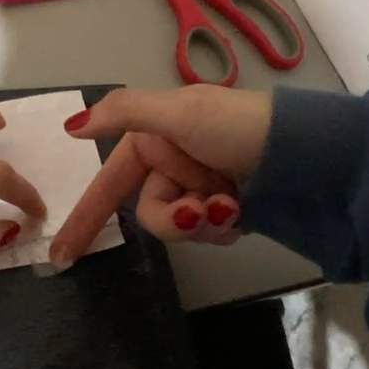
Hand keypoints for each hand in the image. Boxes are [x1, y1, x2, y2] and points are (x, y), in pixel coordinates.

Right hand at [47, 86, 273, 269]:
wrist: (307, 154)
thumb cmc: (236, 127)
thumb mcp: (179, 113)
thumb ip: (124, 113)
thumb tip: (73, 127)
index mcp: (155, 136)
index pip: (110, 181)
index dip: (86, 215)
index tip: (61, 255)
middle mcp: (174, 161)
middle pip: (149, 209)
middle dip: (174, 214)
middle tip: (201, 207)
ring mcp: (200, 186)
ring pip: (178, 226)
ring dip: (202, 220)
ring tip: (230, 205)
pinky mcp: (225, 209)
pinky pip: (206, 233)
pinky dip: (222, 225)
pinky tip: (243, 210)